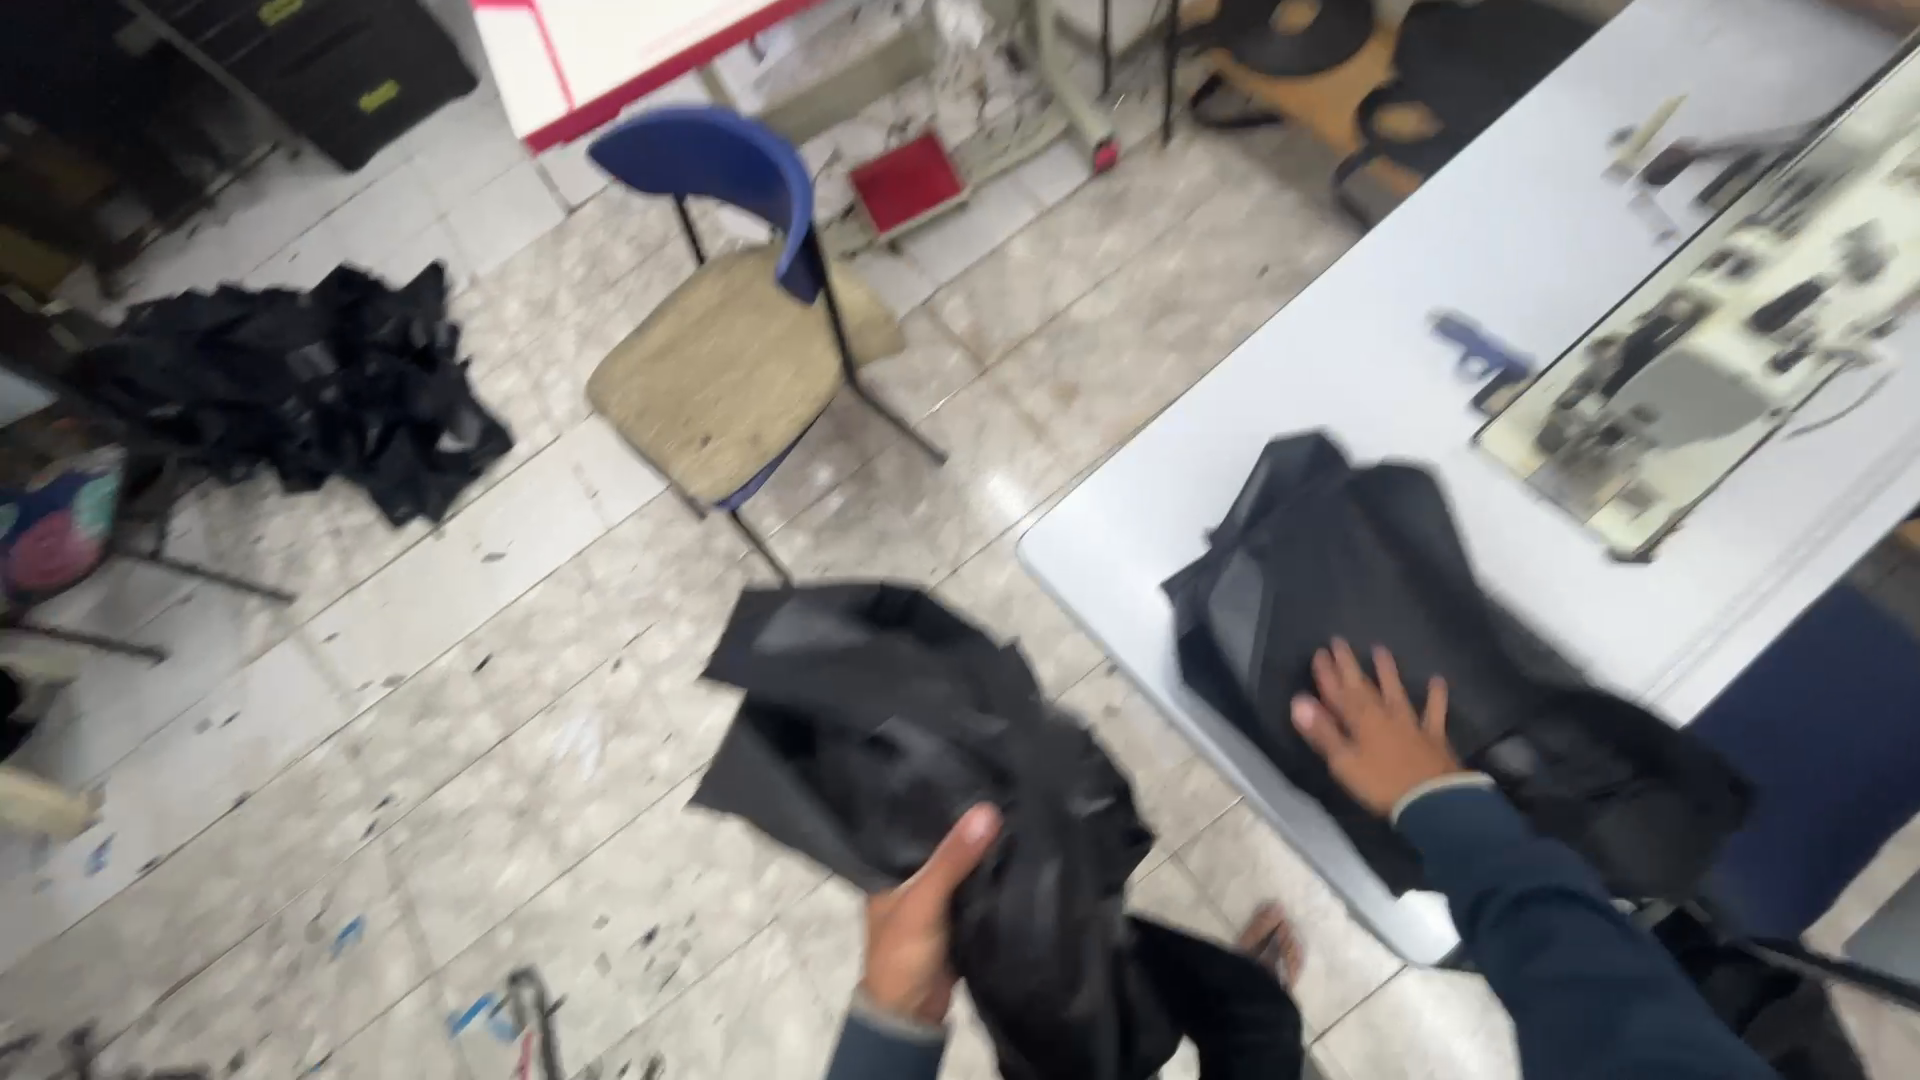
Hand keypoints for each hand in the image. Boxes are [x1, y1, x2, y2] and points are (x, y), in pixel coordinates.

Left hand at [861, 803, 1001, 1023]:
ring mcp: (935, 894)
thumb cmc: (902, 953)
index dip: (940, 795)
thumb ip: (952, 859)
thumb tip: (988, 810)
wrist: (912, 1017)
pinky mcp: (957, 913)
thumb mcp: (924, 900)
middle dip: (967, 821)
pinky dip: (990, 872)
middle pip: (942, 839)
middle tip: (1003, 783)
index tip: (973, 767)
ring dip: (981, 845)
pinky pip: (975, 884)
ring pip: (961, 861)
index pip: (915, 818)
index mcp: (889, 863)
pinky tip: (1014, 847)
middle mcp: (910, 872)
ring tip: (1014, 804)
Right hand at [1290, 639, 1467, 815]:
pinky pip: (1434, 711)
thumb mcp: (1344, 761)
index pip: (1337, 692)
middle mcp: (1383, 714)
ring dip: (1386, 671)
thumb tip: (1298, 701)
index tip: (1319, 653)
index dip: (1326, 673)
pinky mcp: (1433, 736)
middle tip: (1339, 641)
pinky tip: (1437, 680)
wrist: (1435, 802)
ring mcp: (1410, 723)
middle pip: (1362, 686)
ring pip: (1395, 691)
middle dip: (1348, 665)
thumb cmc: (1381, 784)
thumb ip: (1322, 731)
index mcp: (1359, 721)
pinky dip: (1436, 695)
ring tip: (1380, 649)